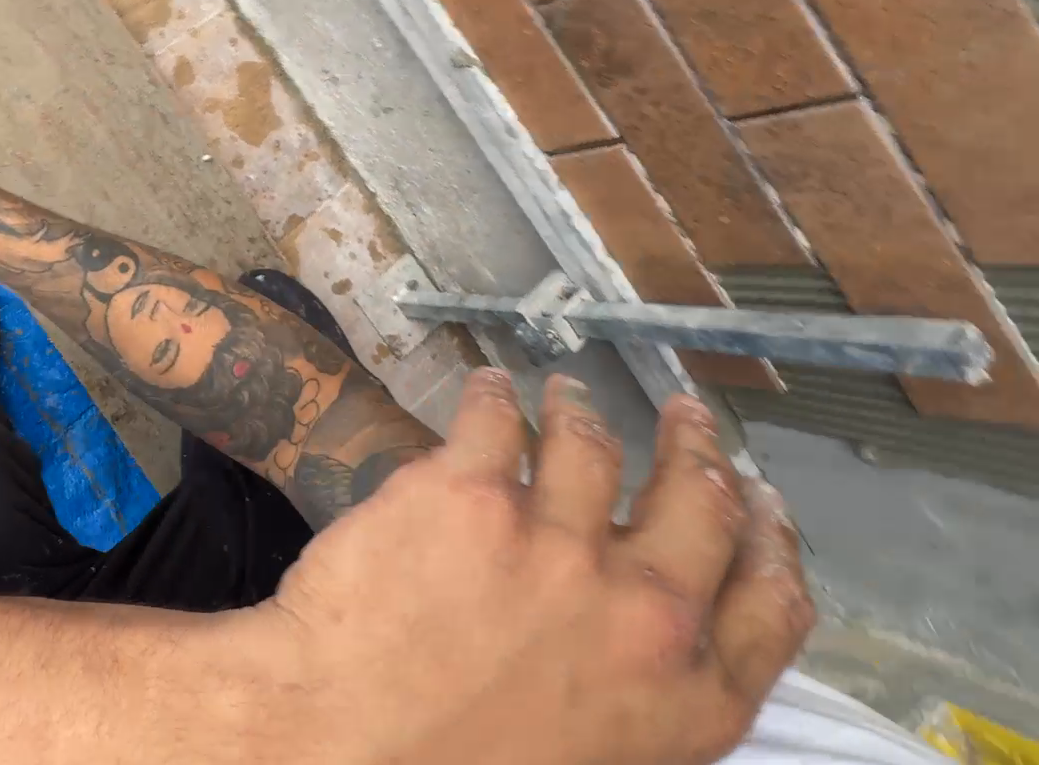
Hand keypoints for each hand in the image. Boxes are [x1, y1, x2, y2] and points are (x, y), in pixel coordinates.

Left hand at [249, 371, 811, 764]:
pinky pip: (491, 420)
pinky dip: (493, 395)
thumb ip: (626, 707)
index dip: (770, 541)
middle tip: (685, 415)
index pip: (765, 604)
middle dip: (696, 451)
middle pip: (694, 506)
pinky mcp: (464, 492)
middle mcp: (637, 610)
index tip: (760, 499)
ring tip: (570, 391)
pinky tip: (487, 383)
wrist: (342, 744)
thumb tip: (620, 657)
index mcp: (684, 697)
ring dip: (583, 412)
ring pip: (589, 448)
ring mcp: (549, 539)